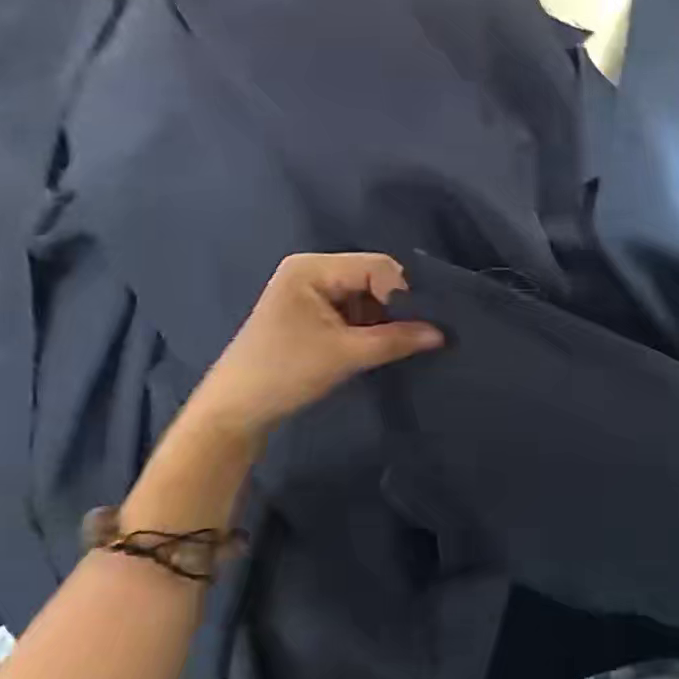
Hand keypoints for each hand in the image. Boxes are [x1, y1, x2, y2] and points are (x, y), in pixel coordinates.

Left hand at [183, 253, 442, 438]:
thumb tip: (443, 333)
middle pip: (373, 279)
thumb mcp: (346, 354)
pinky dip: (368, 329)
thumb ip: (397, 339)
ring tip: (389, 348)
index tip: (415, 328)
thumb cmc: (285, 372)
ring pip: (366, 298)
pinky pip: (353, 312)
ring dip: (381, 322)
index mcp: (313, 267)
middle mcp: (311, 271)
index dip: (401, 294)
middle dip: (392, 308)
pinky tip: (372, 349)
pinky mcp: (311, 315)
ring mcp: (310, 293)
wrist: (236, 411)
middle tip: (407, 339)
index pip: (378, 266)